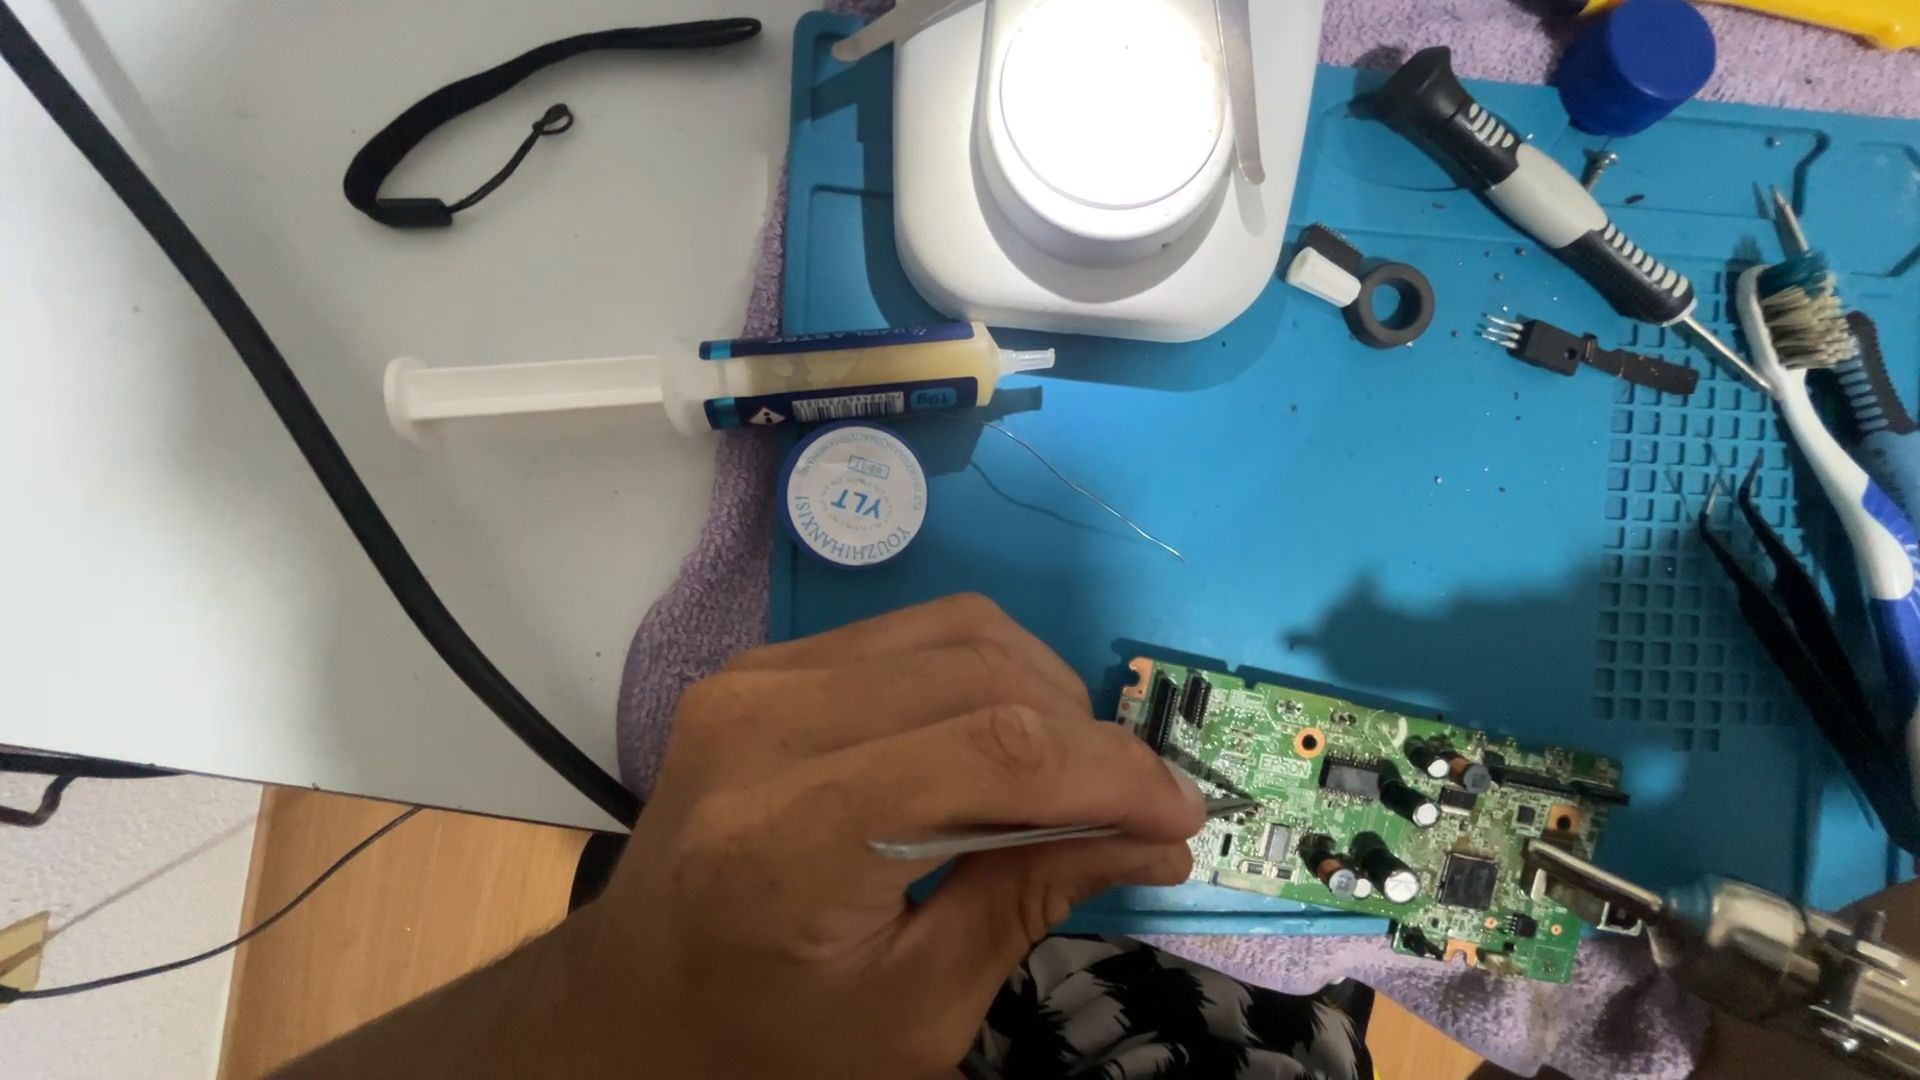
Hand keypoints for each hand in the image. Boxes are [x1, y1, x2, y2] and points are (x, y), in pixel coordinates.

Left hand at [586, 594, 1206, 1078]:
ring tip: (1069, 765)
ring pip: (958, 631)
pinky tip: (1000, 728)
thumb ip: (1032, 899)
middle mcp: (765, 724)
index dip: (1105, 770)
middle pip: (980, 675)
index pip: (989, 752)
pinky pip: (914, 631)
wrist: (636, 996)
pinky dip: (986, 668)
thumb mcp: (915, 1010)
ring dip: (1042, 690)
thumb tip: (1152, 834)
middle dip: (1086, 734)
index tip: (1177, 811)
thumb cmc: (769, 1037)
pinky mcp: (767, 661)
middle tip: (1132, 801)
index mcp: (787, 838)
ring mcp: (758, 676)